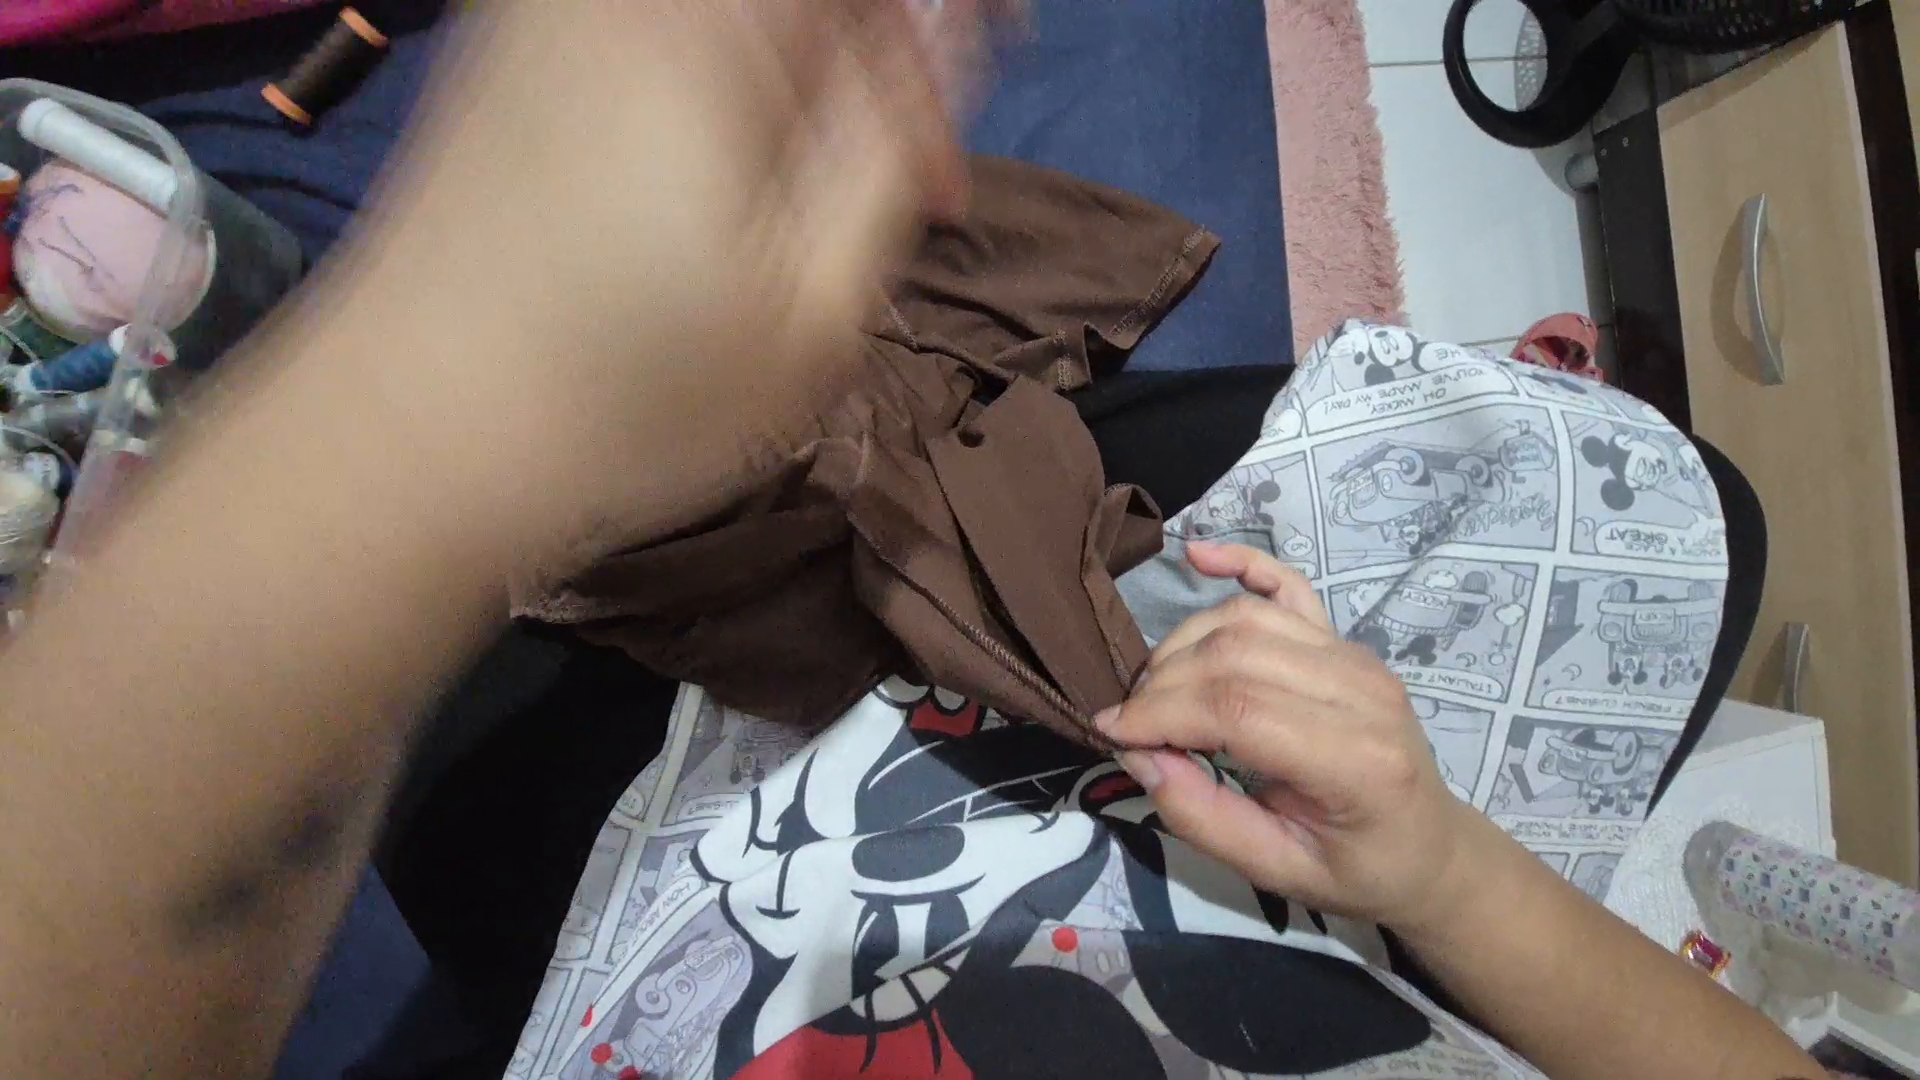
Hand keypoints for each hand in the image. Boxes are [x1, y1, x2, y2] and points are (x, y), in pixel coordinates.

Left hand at [333, 0, 988, 554]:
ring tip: (827, 226)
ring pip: (736, 33)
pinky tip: (737, 211)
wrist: (410, 453)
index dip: (937, 8)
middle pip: (797, 7)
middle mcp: (614, 1)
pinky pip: (667, 53)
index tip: (991, 51)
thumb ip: (888, 157)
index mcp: (702, 34)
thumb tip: (950, 31)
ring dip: (813, 103)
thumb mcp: (813, 309)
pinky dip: (737, 112)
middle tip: (916, 198)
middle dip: (880, 76)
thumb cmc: (638, 406)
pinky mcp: (513, 80)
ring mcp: (548, 28)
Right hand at [1094, 541, 1485, 931]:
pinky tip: (1196, 554)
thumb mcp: (1276, 872)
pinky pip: (1285, 584)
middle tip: (1131, 722)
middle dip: (1160, 683)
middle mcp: (1359, 688)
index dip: (1159, 712)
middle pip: (1231, 655)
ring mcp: (1353, 654)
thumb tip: (1136, 752)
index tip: (1111, 731)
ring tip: (1154, 688)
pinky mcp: (1342, 638)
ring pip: (1242, 618)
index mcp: (1355, 758)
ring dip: (1180, 644)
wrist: (1428, 844)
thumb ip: (1201, 816)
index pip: (1235, 707)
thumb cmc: (1356, 867)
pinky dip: (1240, 561)